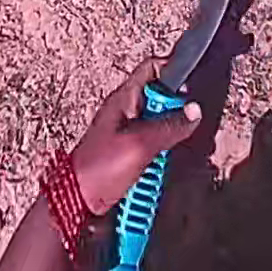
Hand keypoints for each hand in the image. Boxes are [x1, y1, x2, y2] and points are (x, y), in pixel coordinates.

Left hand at [69, 59, 203, 213]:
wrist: (77, 202)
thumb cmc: (100, 168)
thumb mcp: (141, 144)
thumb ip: (170, 126)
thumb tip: (194, 112)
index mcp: (124, 98)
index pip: (152, 68)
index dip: (172, 70)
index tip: (189, 89)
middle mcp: (126, 110)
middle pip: (160, 97)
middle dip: (176, 111)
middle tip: (184, 126)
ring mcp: (127, 130)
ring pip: (159, 121)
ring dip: (170, 135)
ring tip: (170, 151)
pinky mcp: (129, 150)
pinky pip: (153, 142)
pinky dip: (162, 151)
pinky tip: (162, 165)